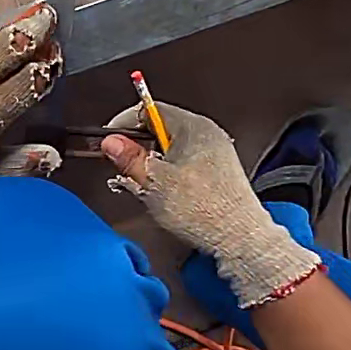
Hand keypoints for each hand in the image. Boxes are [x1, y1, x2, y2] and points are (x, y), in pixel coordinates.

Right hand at [101, 102, 319, 307]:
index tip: (111, 140)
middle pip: (160, 129)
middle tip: (126, 167)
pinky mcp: (219, 171)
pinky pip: (185, 162)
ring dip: (153, 163)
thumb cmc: (202, 210)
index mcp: (193, 127)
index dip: (124, 123)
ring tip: (145, 185)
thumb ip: (129, 158)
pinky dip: (169, 173)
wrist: (239, 239)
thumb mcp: (152, 181)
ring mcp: (216, 152)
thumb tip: (111, 142)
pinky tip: (165, 193)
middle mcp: (207, 134)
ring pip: (171, 148)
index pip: (150, 110)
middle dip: (138, 147)